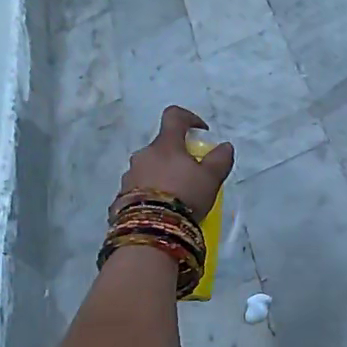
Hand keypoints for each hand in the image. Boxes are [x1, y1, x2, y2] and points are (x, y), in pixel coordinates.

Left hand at [116, 106, 233, 214]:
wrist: (150, 229)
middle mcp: (143, 155)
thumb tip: (225, 146)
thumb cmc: (184, 197)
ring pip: (149, 168)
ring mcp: (129, 175)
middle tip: (191, 176)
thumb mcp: (210, 179)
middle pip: (162, 148)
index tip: (201, 133)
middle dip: (176, 157)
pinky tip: (161, 210)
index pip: (174, 116)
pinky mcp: (121, 196)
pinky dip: (150, 193)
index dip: (190, 119)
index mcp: (165, 145)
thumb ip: (219, 160)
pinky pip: (139, 188)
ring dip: (162, 176)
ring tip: (176, 199)